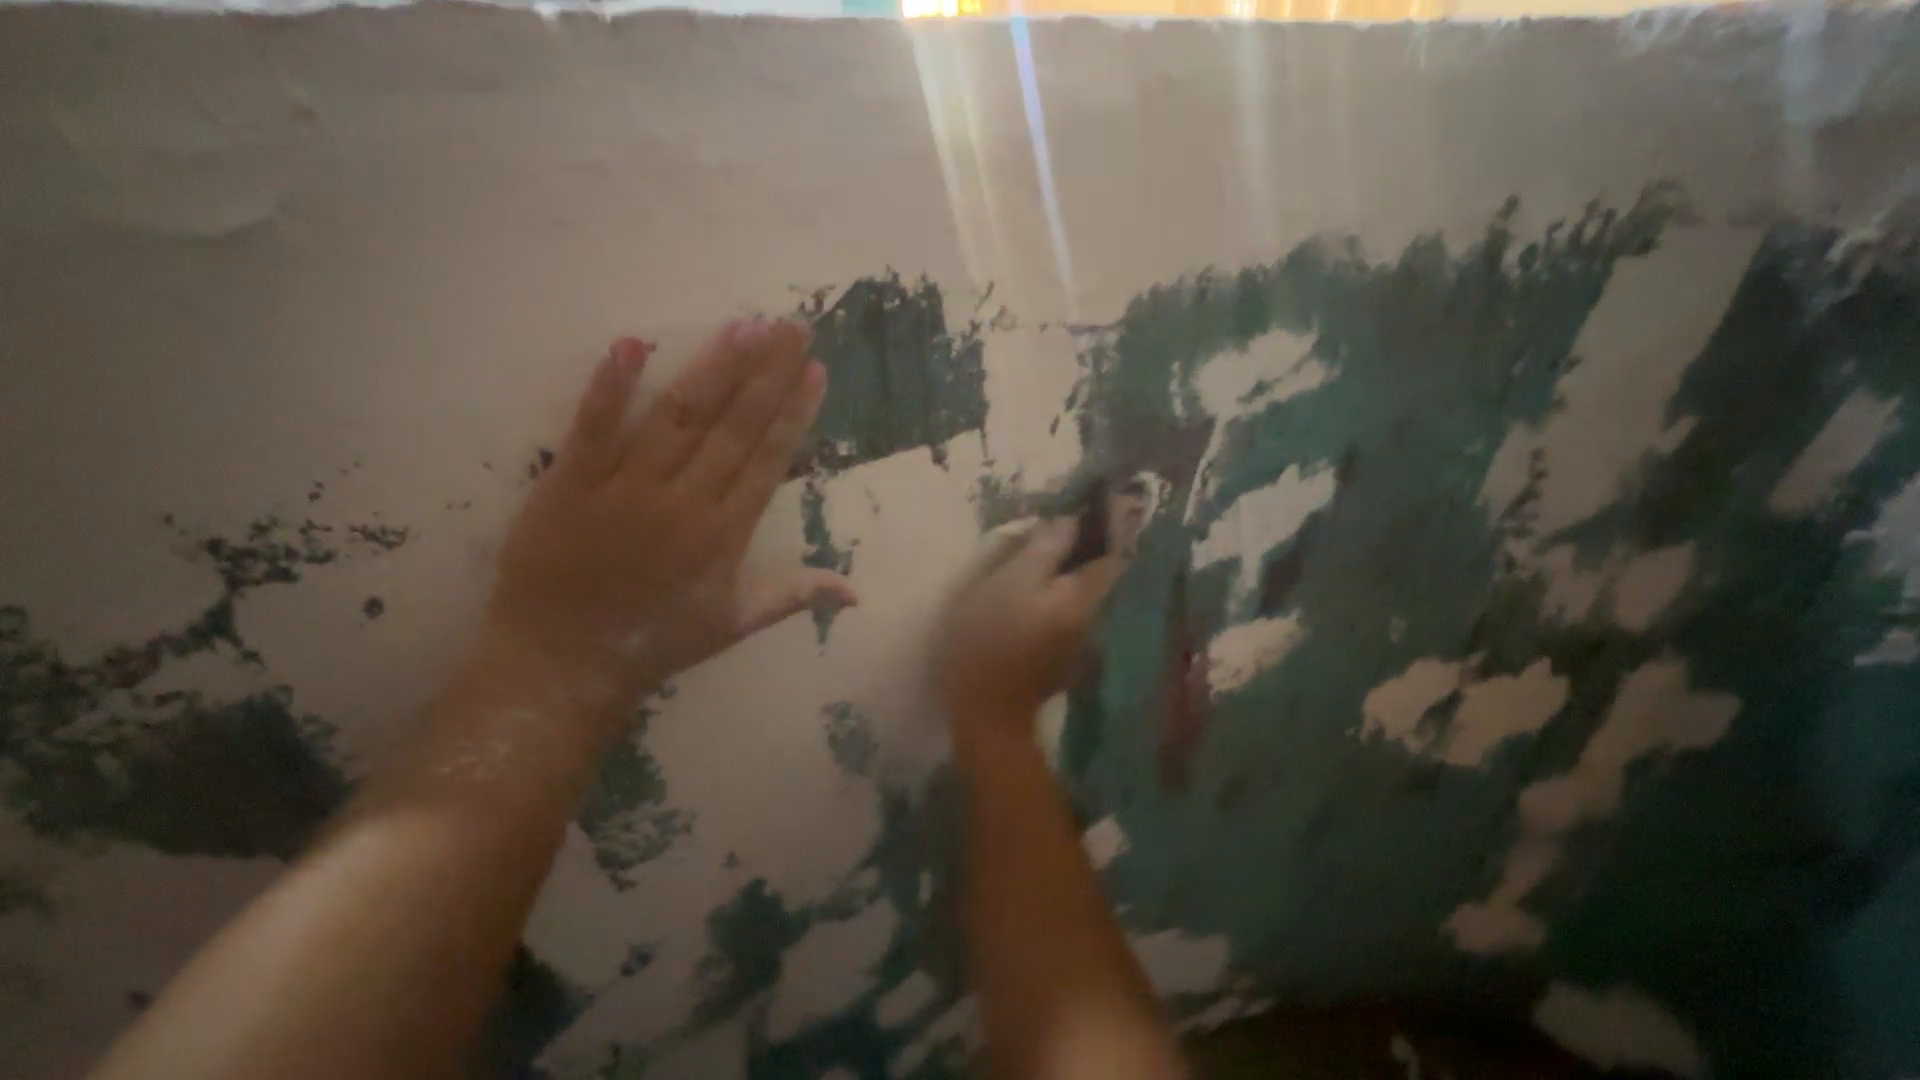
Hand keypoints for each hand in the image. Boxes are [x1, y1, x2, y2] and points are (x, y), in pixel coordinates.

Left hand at [485, 321, 856, 719]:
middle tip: (793, 325)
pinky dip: (611, 386)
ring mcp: (626, 488)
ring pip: (679, 417)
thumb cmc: (655, 643)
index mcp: (725, 533)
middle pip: (734, 426)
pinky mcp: (571, 483)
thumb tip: (857, 593)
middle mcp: (684, 501)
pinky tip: (632, 343)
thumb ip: (794, 598)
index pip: (768, 458)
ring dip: (714, 368)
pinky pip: (593, 428)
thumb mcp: (733, 625)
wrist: (563, 664)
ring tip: (745, 326)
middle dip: (768, 372)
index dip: (794, 411)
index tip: (816, 369)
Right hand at [936, 518, 1124, 738]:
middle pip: (1103, 570)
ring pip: (1086, 590)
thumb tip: (1070, 520)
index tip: (1107, 494)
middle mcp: (1092, 617)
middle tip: (1080, 512)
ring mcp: (1078, 640)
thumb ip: (1043, 549)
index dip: (1114, 520)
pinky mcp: (1060, 656)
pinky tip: (1043, 581)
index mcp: (1084, 596)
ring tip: (1060, 539)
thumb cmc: (988, 640)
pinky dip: (1062, 588)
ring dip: (1079, 563)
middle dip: (1097, 540)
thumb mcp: (1007, 583)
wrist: (983, 714)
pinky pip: (1069, 608)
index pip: (1116, 550)